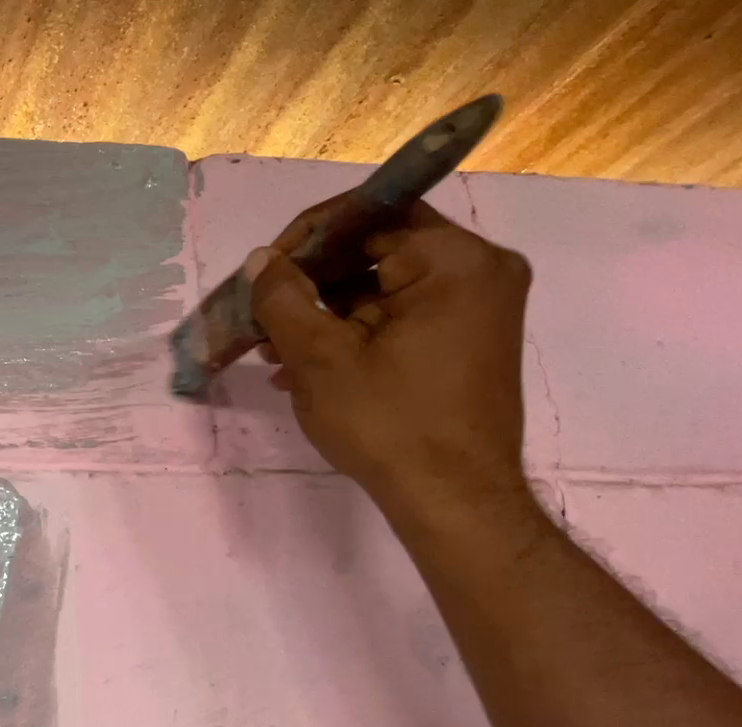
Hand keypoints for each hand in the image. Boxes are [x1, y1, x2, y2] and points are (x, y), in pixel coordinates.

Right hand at [247, 201, 533, 515]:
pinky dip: (353, 333)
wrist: (450, 497)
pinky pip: (400, 317)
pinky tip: (305, 368)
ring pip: (384, 287)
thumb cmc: (388, 422)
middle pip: (378, 249)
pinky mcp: (465, 341)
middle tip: (263, 315)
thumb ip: (284, 299)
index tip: (265, 273)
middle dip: (313, 281)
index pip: (374, 214)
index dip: (310, 237)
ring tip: (274, 351)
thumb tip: (261, 261)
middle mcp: (479, 271)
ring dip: (325, 313)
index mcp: (455, 262)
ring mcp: (477, 308)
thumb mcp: (320, 358)